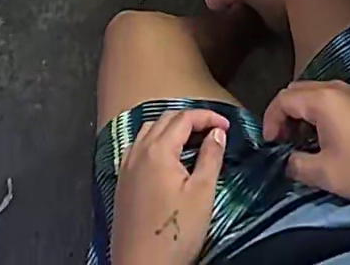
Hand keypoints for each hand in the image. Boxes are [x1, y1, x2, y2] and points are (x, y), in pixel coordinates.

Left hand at [110, 108, 228, 264]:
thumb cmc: (174, 233)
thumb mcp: (201, 195)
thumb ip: (210, 158)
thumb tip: (217, 132)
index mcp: (158, 148)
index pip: (184, 118)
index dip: (207, 117)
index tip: (227, 125)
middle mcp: (139, 148)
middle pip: (166, 119)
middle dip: (191, 119)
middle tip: (213, 130)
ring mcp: (128, 162)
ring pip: (150, 129)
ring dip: (172, 127)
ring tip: (192, 139)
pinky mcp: (122, 178)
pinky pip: (139, 144)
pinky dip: (156, 139)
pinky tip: (165, 156)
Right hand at [263, 80, 349, 206]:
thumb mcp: (328, 174)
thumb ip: (298, 166)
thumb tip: (285, 161)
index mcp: (321, 98)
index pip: (283, 99)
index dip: (270, 120)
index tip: (270, 143)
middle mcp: (333, 86)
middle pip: (296, 91)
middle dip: (284, 114)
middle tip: (282, 141)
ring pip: (313, 93)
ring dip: (301, 114)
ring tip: (302, 142)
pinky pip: (329, 98)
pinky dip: (318, 113)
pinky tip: (324, 137)